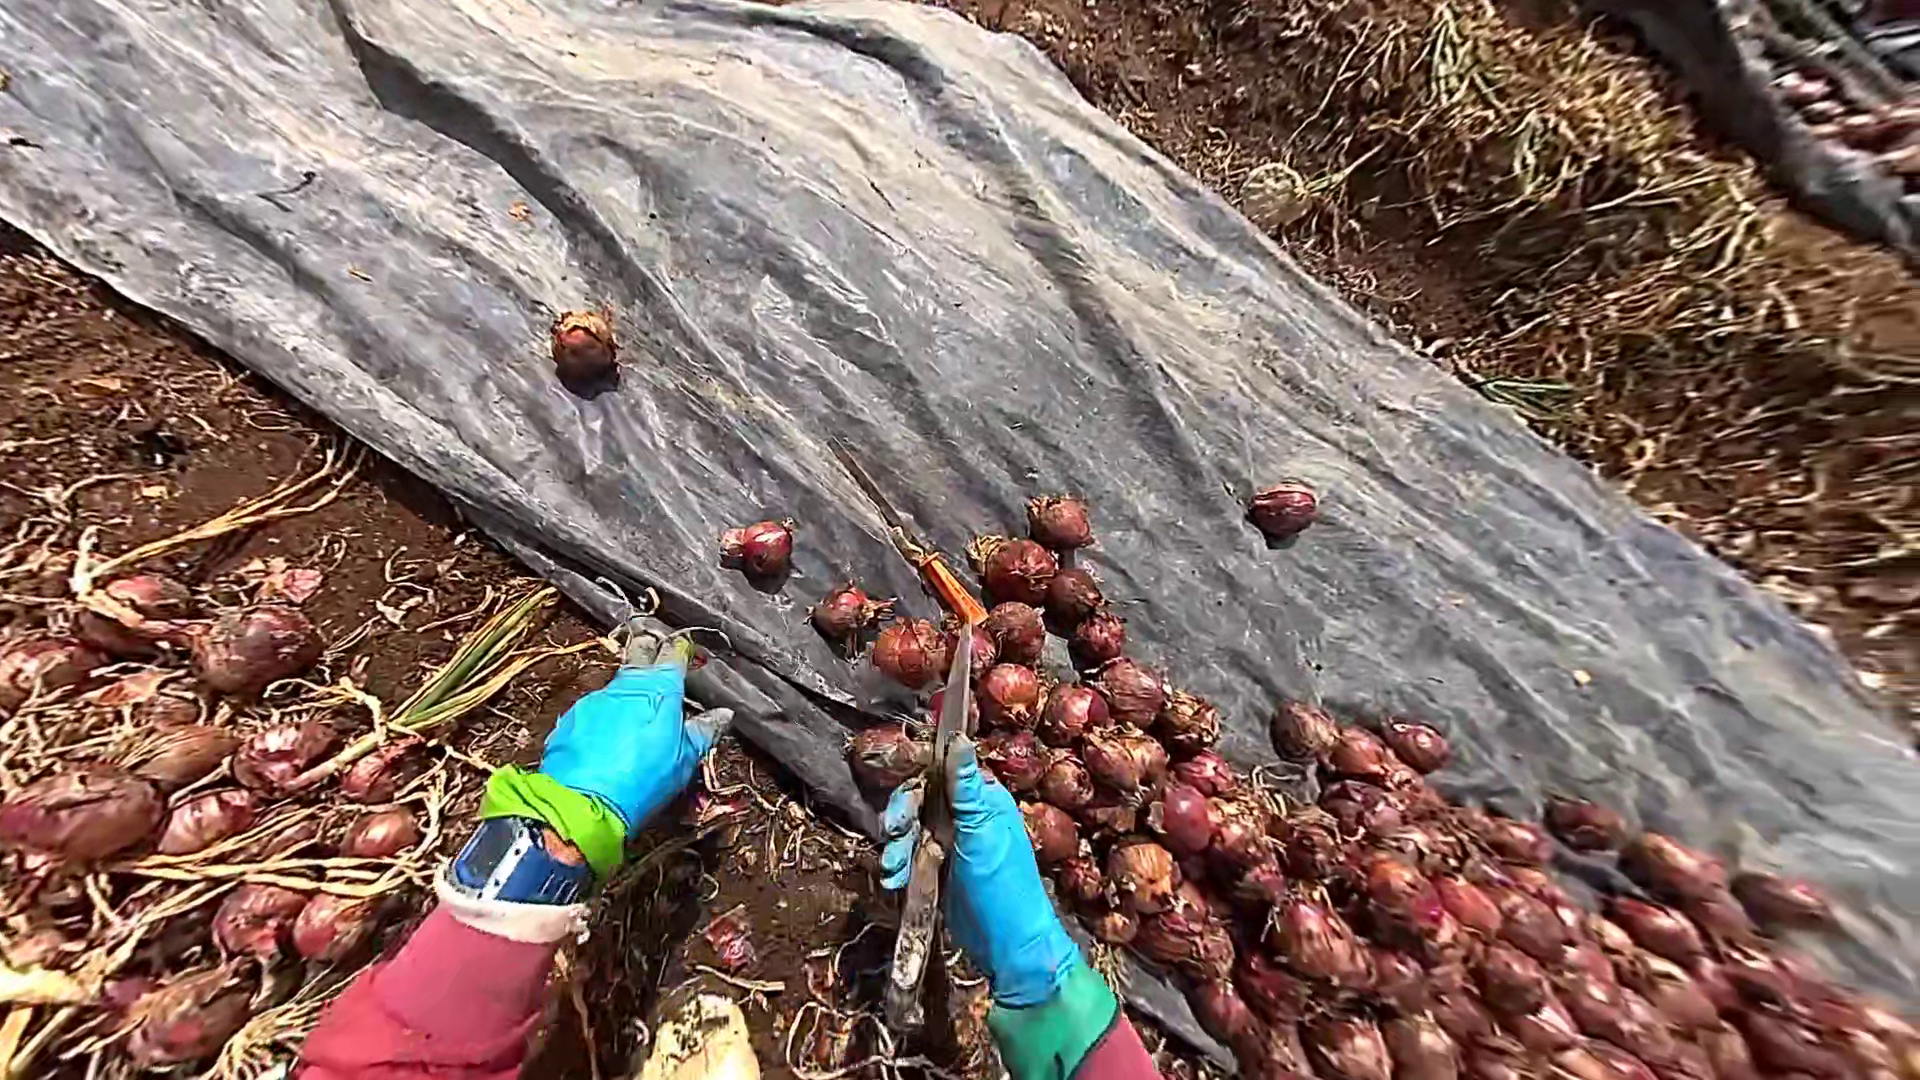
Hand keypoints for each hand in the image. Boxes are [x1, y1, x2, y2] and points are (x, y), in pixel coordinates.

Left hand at [540, 636, 731, 831]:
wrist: (578, 808)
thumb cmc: (642, 780)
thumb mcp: (685, 758)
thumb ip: (703, 731)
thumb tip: (723, 714)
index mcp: (661, 687)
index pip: (674, 652)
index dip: (681, 647)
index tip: (685, 647)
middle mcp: (627, 684)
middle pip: (639, 652)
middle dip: (649, 648)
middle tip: (656, 652)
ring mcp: (594, 700)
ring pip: (617, 685)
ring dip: (628, 693)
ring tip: (636, 715)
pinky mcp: (569, 721)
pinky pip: (594, 710)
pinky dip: (605, 718)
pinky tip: (609, 740)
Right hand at [881, 736, 1079, 1006]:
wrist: (1007, 947)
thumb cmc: (1003, 884)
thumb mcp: (981, 831)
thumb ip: (965, 786)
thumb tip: (958, 736)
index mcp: (982, 797)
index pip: (943, 770)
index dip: (920, 778)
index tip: (906, 795)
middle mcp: (965, 813)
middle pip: (921, 797)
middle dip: (903, 814)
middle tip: (894, 831)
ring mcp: (950, 840)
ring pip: (911, 826)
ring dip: (898, 845)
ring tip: (894, 869)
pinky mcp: (937, 866)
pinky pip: (910, 853)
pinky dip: (900, 864)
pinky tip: (896, 879)